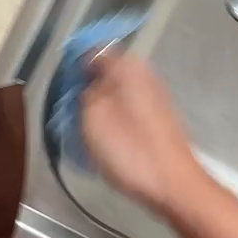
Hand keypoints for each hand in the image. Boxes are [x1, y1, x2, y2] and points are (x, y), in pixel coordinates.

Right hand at [81, 50, 210, 216]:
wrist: (174, 185)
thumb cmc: (130, 150)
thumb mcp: (92, 116)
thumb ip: (85, 89)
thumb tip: (86, 81)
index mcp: (128, 65)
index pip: (91, 51)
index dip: (73, 69)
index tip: (63, 92)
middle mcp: (145, 75)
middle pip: (105, 75)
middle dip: (86, 93)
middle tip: (74, 118)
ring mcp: (155, 98)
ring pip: (115, 97)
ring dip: (100, 112)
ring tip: (90, 136)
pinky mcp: (159, 122)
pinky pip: (127, 116)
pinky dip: (116, 126)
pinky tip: (110, 146)